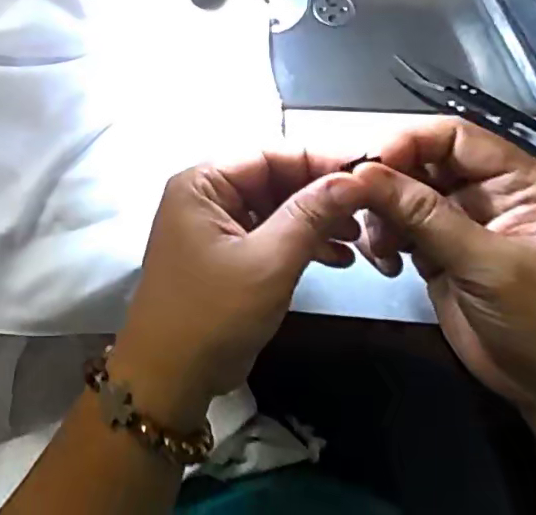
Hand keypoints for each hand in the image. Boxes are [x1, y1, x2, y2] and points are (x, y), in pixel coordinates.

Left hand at [112, 150, 368, 426]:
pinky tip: (337, 258)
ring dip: (316, 221)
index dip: (320, 159)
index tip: (366, 168)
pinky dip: (302, 243)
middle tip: (367, 206)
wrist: (168, 382)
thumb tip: (353, 178)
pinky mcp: (227, 253)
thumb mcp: (268, 262)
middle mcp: (207, 195)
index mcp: (204, 183)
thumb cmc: (212, 315)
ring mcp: (216, 225)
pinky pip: (270, 233)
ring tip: (358, 237)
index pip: (270, 154)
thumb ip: (311, 214)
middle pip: (275, 179)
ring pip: (277, 207)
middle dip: (321, 194)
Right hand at [350, 118, 535, 431]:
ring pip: (410, 199)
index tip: (369, 163)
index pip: (455, 138)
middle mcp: (491, 197)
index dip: (410, 142)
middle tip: (355, 200)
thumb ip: (427, 216)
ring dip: (384, 214)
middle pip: (426, 164)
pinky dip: (387, 241)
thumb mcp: (495, 266)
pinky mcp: (449, 262)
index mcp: (520, 182)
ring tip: (377, 243)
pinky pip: (407, 234)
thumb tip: (366, 174)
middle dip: (389, 180)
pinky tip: (384, 260)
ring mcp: (468, 231)